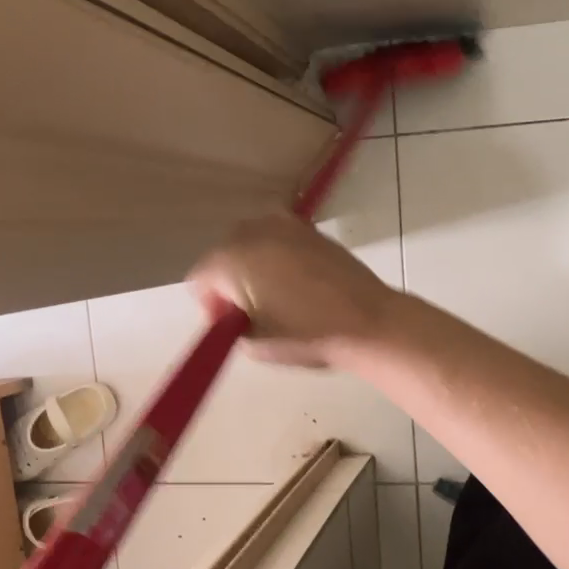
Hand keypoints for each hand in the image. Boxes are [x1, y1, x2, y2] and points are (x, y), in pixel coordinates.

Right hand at [188, 214, 400, 367]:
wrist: (367, 321)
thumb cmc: (307, 335)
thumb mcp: (256, 344)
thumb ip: (231, 327)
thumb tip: (235, 316)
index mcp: (232, 258)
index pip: (200, 279)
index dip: (211, 306)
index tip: (233, 326)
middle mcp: (254, 231)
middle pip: (223, 254)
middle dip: (230, 281)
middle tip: (252, 313)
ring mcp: (286, 224)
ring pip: (251, 242)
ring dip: (253, 266)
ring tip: (275, 297)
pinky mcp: (312, 229)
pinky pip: (279, 239)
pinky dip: (278, 256)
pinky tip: (298, 283)